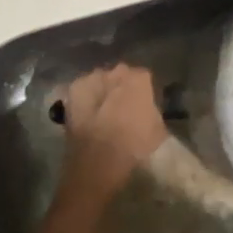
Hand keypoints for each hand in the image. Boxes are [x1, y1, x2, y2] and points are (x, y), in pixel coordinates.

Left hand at [60, 64, 167, 201]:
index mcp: (140, 80)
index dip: (142, 92)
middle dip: (121, 86)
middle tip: (122, 107)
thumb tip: (147, 110)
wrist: (99, 159)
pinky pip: (83, 89)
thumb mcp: (158, 131)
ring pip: (100, 80)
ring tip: (102, 111)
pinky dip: (85, 97)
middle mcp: (117, 72)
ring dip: (102, 90)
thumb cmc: (135, 146)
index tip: (142, 105)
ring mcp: (93, 79)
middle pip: (121, 75)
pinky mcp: (74, 91)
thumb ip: (152, 112)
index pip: (144, 77)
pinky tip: (86, 113)